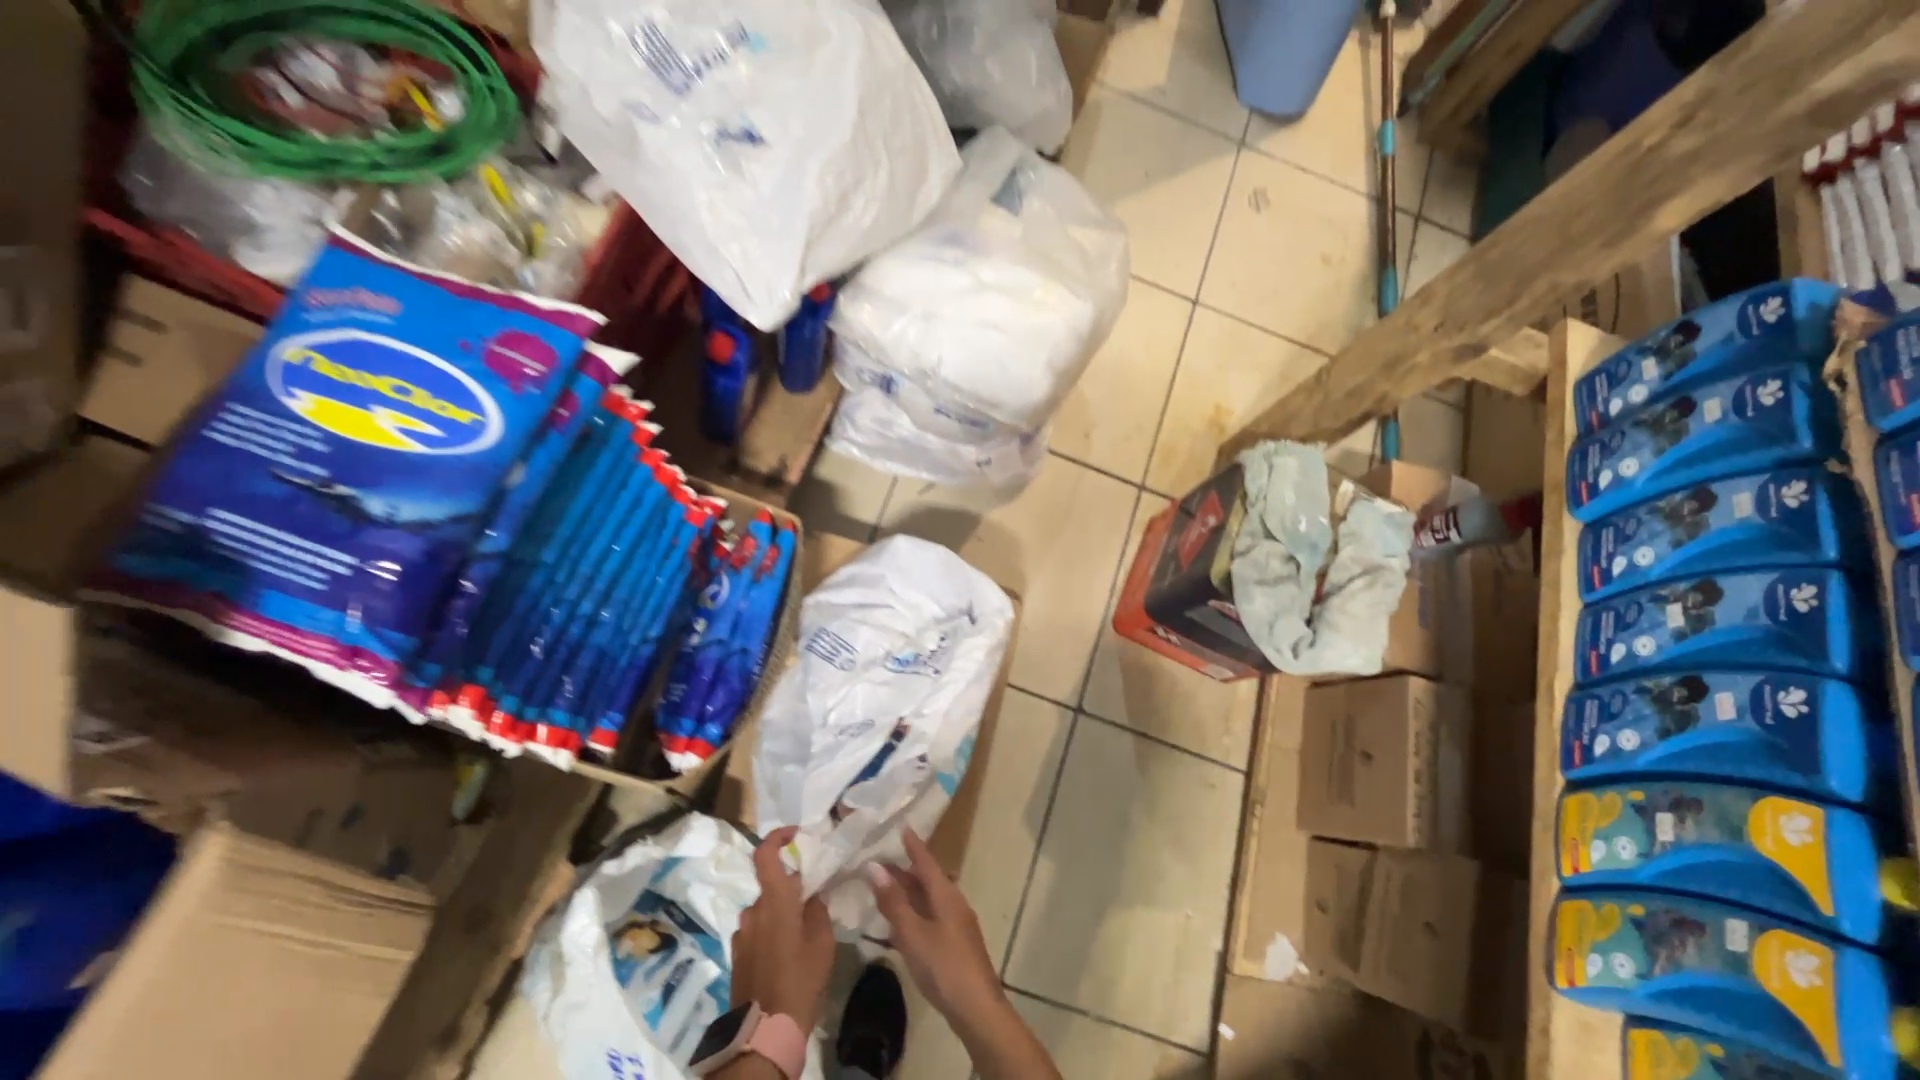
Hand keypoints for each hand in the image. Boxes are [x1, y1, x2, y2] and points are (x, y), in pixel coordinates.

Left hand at [730, 826, 835, 1031]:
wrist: (766, 1031)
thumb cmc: (800, 981)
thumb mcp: (822, 944)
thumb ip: (818, 912)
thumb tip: (813, 896)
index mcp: (774, 902)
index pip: (765, 855)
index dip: (777, 837)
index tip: (795, 834)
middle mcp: (753, 912)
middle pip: (772, 887)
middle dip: (792, 890)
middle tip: (815, 904)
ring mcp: (742, 934)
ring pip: (765, 911)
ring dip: (781, 914)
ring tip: (804, 936)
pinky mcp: (737, 954)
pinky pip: (757, 931)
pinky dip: (771, 933)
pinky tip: (787, 955)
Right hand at [866, 826, 1002, 1022]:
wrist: (976, 1008)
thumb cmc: (943, 966)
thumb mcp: (912, 933)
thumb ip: (893, 902)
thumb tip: (874, 868)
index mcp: (946, 896)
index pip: (926, 862)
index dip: (913, 845)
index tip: (901, 826)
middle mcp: (954, 904)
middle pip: (928, 880)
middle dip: (905, 870)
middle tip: (880, 860)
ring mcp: (956, 925)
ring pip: (929, 899)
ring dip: (909, 892)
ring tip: (885, 887)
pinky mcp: (954, 944)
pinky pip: (931, 917)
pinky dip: (914, 912)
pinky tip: (900, 922)